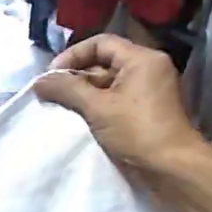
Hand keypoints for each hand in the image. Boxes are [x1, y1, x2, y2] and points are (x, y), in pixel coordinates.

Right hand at [33, 34, 208, 171]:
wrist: (172, 168)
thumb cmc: (137, 131)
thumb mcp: (96, 107)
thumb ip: (66, 89)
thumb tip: (39, 82)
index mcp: (142, 60)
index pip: (100, 43)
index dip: (72, 56)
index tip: (51, 76)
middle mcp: (148, 69)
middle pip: (103, 61)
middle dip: (75, 76)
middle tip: (52, 92)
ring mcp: (148, 89)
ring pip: (107, 81)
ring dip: (83, 91)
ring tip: (61, 105)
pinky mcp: (146, 108)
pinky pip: (115, 97)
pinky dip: (95, 103)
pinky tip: (78, 116)